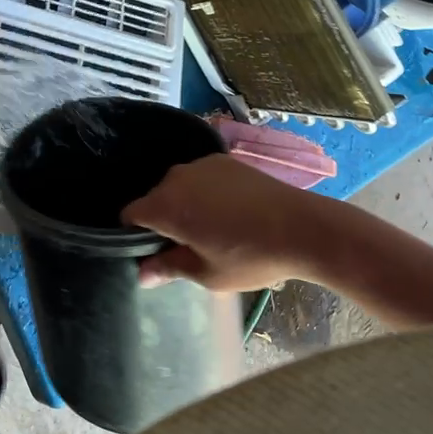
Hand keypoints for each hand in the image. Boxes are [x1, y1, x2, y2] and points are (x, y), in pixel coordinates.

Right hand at [122, 153, 335, 290]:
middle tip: (188, 246)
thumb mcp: (208, 274)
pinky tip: (231, 211)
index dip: (134, 234)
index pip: (130, 214)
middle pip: (155, 199)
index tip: (153, 251)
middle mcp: (176, 178)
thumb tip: (141, 273)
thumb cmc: (250, 257)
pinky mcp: (224, 160)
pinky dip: (205, 192)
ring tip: (213, 229)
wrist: (302, 227)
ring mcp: (200, 165)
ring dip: (185, 205)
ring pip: (178, 187)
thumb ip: (170, 268)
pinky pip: (200, 177)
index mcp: (166, 206)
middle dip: (163, 220)